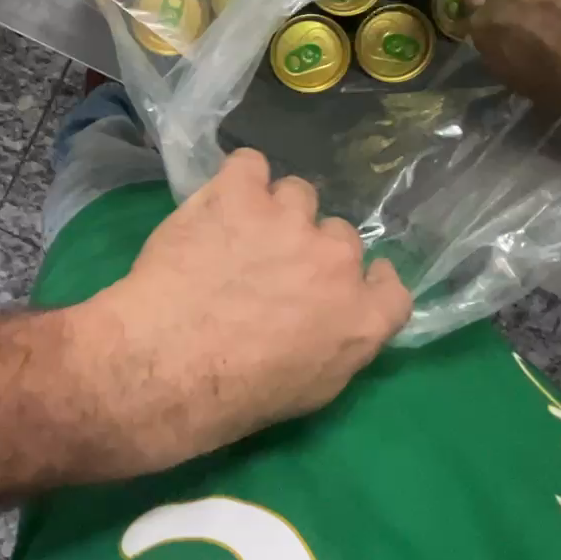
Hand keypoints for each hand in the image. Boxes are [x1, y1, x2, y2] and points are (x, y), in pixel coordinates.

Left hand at [65, 149, 410, 476]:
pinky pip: (250, 163)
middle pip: (336, 233)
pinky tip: (219, 197)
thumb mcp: (310, 390)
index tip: (342, 277)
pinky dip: (238, 177)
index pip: (390, 286)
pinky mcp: (240, 194)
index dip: (365, 276)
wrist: (170, 361)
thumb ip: (337, 344)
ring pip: (296, 193)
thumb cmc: (234, 395)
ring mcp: (288, 220)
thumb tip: (332, 319)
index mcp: (361, 317)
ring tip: (236, 230)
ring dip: (273, 209)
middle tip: (267, 263)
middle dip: (307, 246)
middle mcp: (336, 260)